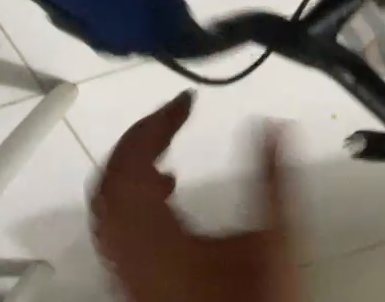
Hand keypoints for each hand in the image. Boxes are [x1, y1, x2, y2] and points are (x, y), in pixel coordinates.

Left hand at [90, 91, 305, 301]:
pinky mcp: (135, 281)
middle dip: (140, 139)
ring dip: (133, 164)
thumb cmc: (259, 297)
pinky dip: (132, 192)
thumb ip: (274, 176)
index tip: (185, 103)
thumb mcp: (277, 236)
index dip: (152, 128)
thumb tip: (272, 123)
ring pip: (107, 208)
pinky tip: (166, 185)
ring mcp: (127, 274)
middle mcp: (131, 261)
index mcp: (159, 245)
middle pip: (109, 187)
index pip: (131, 173)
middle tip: (175, 112)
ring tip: (169, 140)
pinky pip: (115, 227)